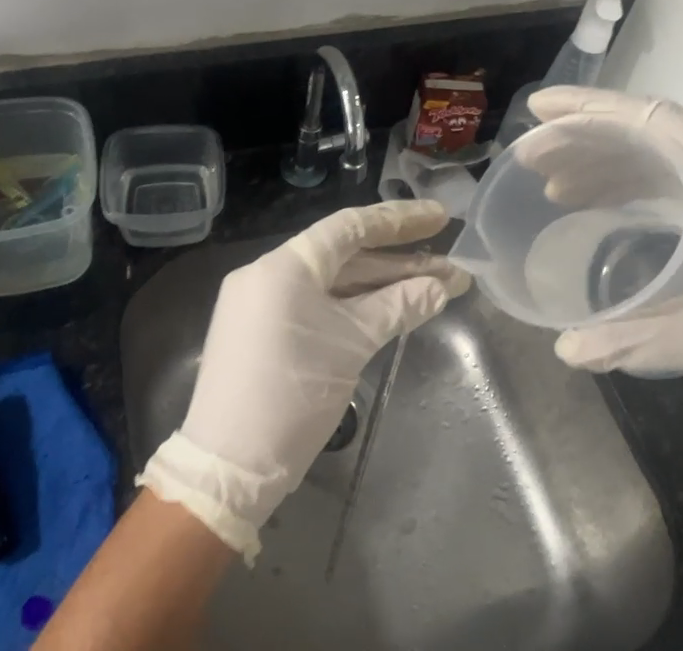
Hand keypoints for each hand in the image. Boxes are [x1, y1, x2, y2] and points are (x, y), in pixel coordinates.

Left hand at [136, 200, 469, 559]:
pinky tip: (392, 308)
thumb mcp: (352, 345)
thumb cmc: (293, 394)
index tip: (441, 218)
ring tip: (436, 288)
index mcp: (284, 265)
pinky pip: (314, 304)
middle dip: (400, 259)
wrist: (230, 463)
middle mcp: (267, 273)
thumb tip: (440, 287)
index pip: (350, 227)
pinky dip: (353, 305)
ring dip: (381, 285)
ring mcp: (260, 303)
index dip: (400, 220)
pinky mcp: (260, 330)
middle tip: (452, 262)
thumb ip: (398, 306)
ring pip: (331, 282)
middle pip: (344, 254)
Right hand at [521, 86, 682, 490]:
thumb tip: (566, 349)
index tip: (540, 110)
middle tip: (533, 158)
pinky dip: (639, 192)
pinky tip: (606, 212)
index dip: (592, 110)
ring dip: (611, 167)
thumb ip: (637, 338)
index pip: (657, 121)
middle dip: (589, 141)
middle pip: (656, 135)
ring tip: (557, 188)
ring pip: (668, 160)